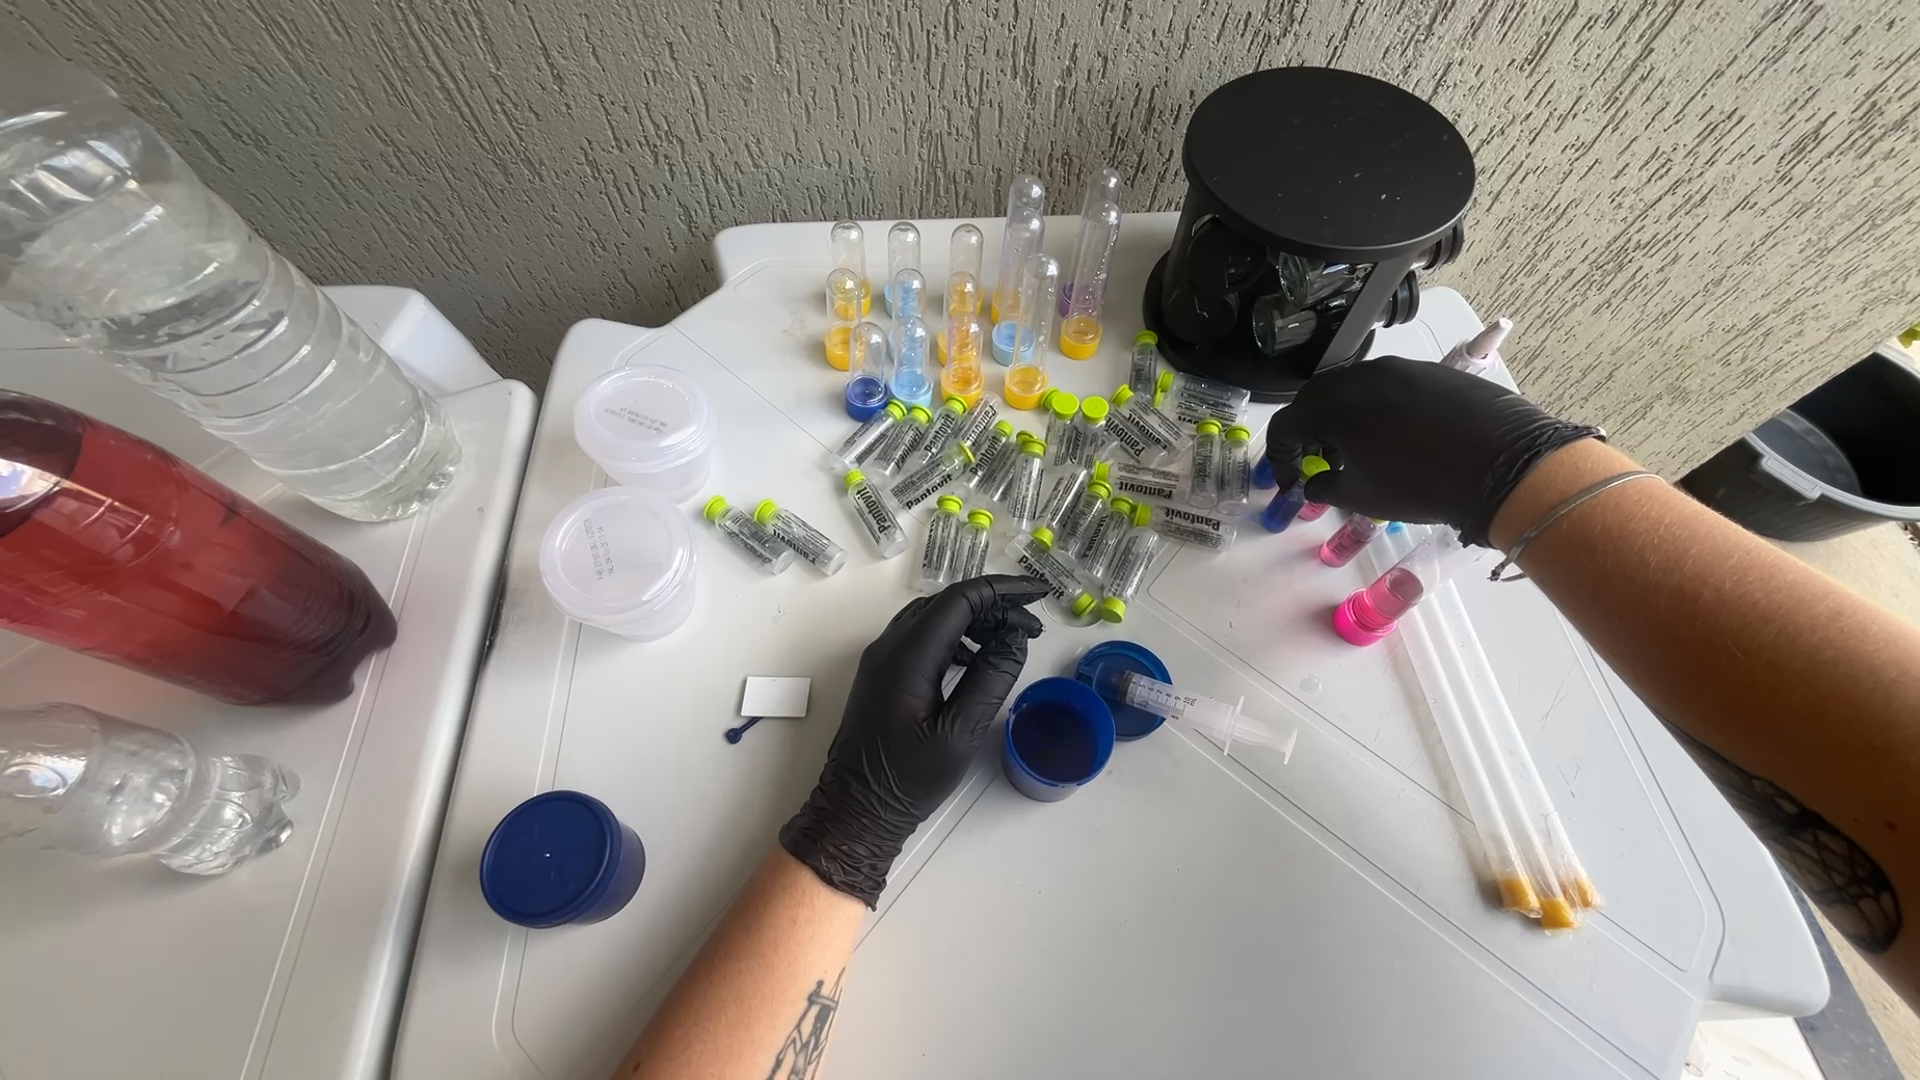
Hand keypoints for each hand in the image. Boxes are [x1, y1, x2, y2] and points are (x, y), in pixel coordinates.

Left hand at [780, 575, 1047, 905]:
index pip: (960, 600)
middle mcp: (890, 645)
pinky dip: (956, 636)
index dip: (1002, 591)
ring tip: (1011, 640)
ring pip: (933, 617)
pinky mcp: (883, 674)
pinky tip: (977, 658)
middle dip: (993, 605)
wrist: (855, 811)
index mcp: (908, 655)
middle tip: (1031, 626)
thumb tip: (1014, 636)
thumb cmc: (908, 780)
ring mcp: (882, 658)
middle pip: (946, 603)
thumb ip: (990, 678)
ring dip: (975, 619)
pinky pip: (923, 637)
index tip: (1039, 596)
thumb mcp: (960, 733)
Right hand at [1263, 356, 1601, 544]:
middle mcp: (1358, 377)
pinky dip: (1378, 410)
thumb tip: (1315, 484)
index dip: (1281, 457)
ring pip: (1352, 389)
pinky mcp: (1432, 371)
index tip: (1292, 481)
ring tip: (1359, 449)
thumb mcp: (1360, 496)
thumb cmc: (1420, 484)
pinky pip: (1388, 387)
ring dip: (1344, 417)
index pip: (1286, 426)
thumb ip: (1325, 487)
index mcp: (1332, 406)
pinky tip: (1397, 436)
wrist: (1507, 464)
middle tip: (1320, 461)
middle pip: (1315, 400)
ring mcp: (1398, 369)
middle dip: (1309, 432)